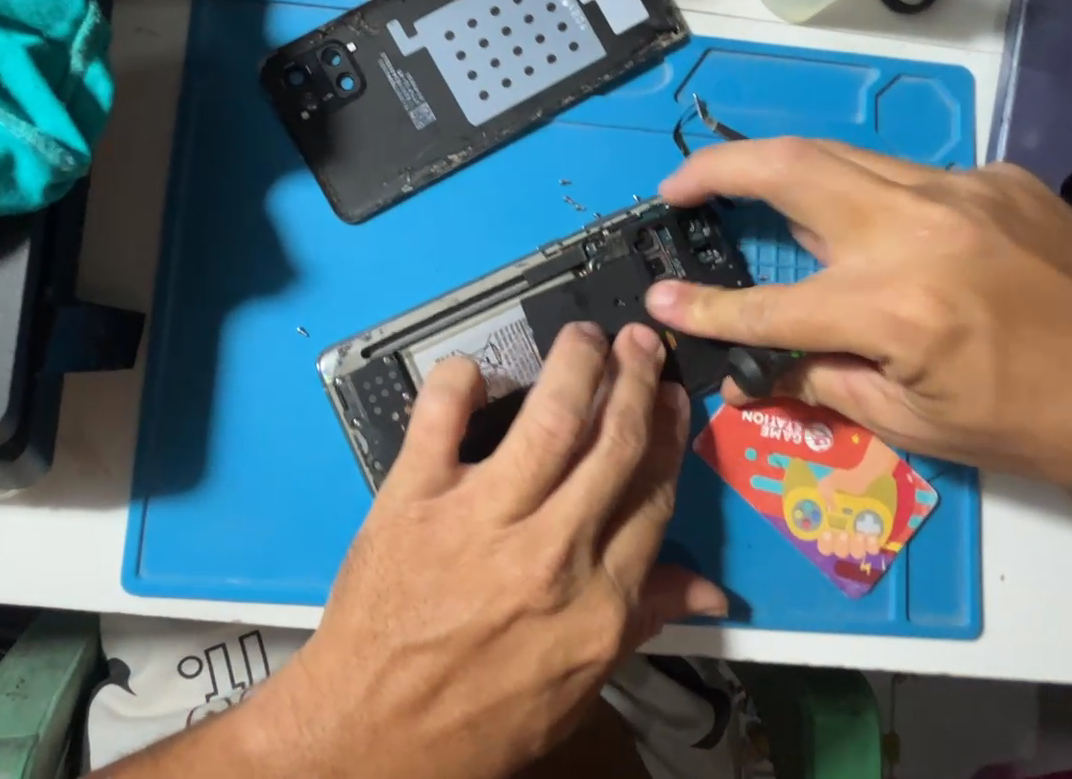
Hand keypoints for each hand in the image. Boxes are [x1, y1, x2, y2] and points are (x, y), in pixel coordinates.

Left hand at [260, 322, 726, 778]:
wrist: (369, 735)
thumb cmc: (476, 719)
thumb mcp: (575, 690)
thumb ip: (639, 623)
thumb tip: (703, 586)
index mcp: (597, 601)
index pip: (651, 496)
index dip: (669, 437)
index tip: (675, 398)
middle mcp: (549, 550)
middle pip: (612, 446)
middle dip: (636, 382)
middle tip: (641, 341)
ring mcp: (478, 518)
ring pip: (547, 421)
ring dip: (574, 367)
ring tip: (585, 335)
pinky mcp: (412, 497)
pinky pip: (439, 420)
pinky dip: (456, 383)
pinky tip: (474, 368)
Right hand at [642, 137, 1071, 510]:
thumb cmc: (1045, 427)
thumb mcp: (917, 424)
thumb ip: (822, 379)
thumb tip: (753, 364)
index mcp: (896, 308)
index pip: (768, 304)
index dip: (703, 308)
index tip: (656, 299)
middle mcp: (917, 229)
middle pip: (789, 169)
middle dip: (715, 169)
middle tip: (674, 186)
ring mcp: (960, 190)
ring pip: (835, 155)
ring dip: (773, 167)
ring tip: (733, 185)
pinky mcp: (994, 179)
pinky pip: (897, 175)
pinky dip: (852, 193)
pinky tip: (855, 224)